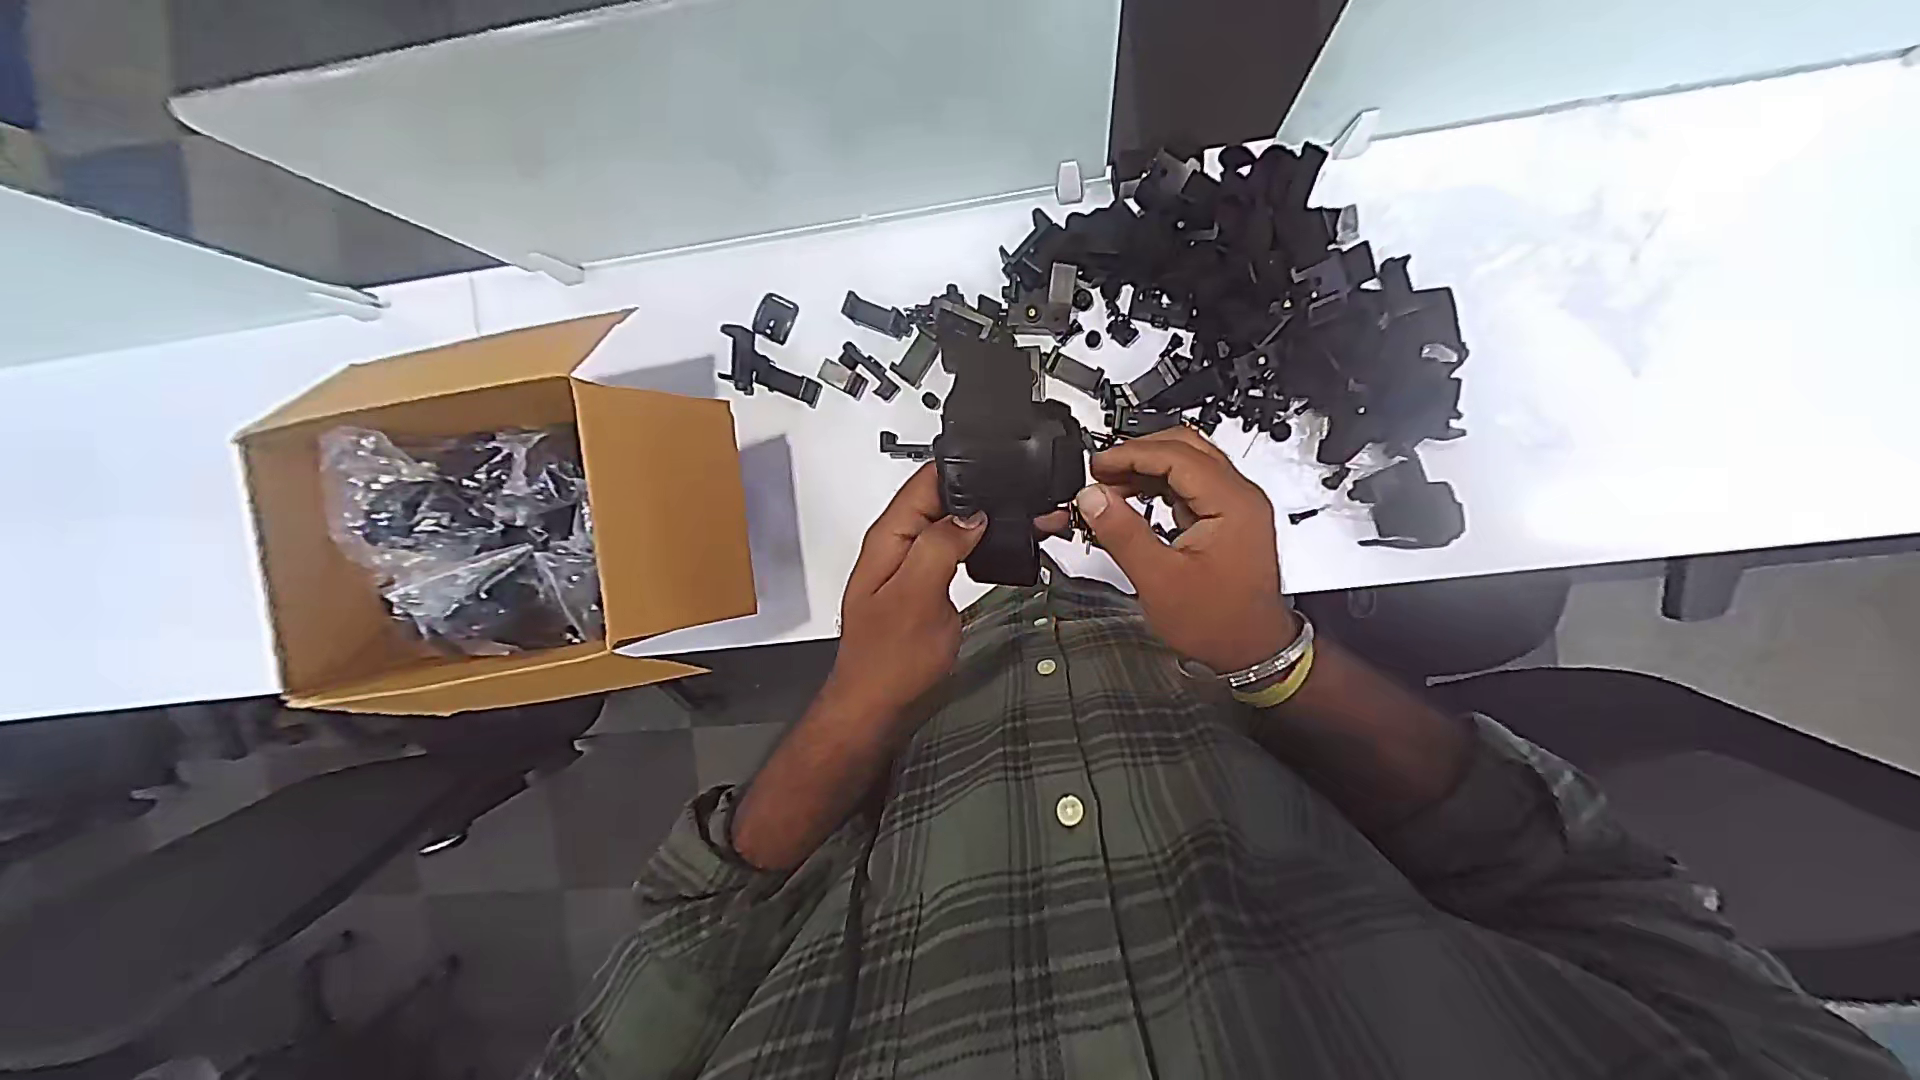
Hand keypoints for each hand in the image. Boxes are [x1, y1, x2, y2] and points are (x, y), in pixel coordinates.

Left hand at [829, 463, 987, 715]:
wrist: (878, 704)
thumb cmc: (887, 663)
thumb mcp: (917, 598)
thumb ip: (940, 548)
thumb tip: (969, 515)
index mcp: (888, 539)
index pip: (925, 482)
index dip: (963, 473)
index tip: (998, 476)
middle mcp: (896, 546)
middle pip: (938, 498)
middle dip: (977, 493)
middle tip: (1015, 499)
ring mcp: (909, 564)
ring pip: (947, 522)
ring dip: (978, 517)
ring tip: (1012, 519)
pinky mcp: (922, 582)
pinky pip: (950, 548)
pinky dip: (973, 542)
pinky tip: (990, 547)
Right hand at [1076, 426, 1297, 671]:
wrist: (1251, 650)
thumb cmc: (1220, 623)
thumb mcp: (1159, 580)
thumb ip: (1122, 533)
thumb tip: (1093, 497)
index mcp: (1232, 504)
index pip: (1176, 454)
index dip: (1131, 455)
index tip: (1098, 466)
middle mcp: (1239, 497)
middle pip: (1185, 447)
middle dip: (1137, 454)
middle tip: (1101, 472)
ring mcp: (1233, 506)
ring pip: (1185, 463)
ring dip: (1145, 469)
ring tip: (1110, 488)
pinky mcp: (1224, 518)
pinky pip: (1187, 486)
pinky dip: (1155, 486)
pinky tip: (1131, 501)